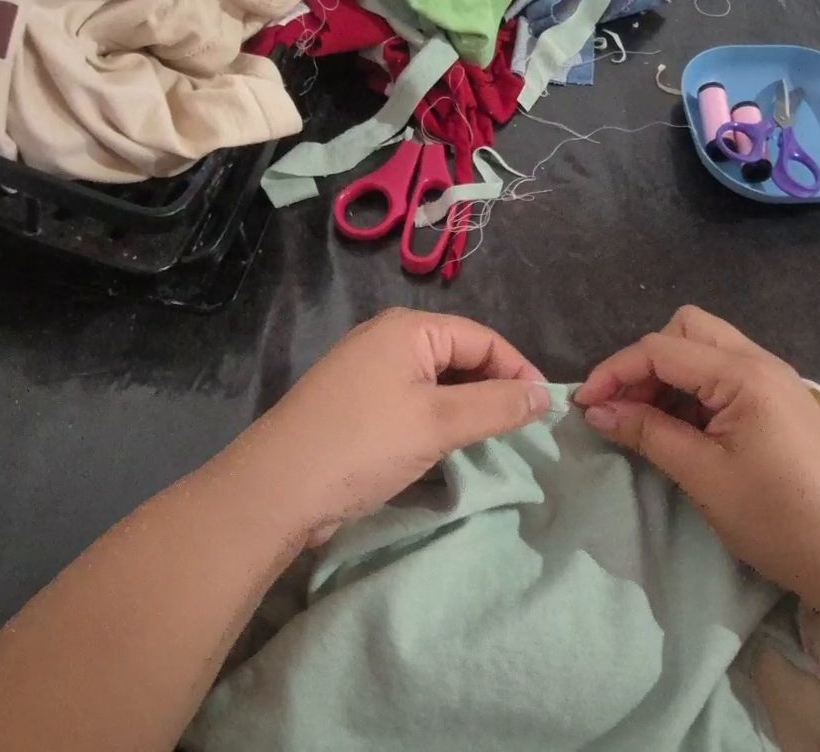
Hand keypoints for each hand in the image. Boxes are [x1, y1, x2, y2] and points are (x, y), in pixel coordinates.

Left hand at [230, 308, 547, 546]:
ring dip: (466, 408)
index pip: (483, 338)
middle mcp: (388, 340)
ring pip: (437, 383)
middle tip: (520, 430)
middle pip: (460, 356)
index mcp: (408, 329)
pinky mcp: (357, 405)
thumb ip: (497, 405)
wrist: (275, 491)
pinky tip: (447, 448)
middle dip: (493, 389)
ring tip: (490, 441)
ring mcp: (368, 373)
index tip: (544, 412)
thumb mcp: (438, 423)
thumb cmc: (362, 445)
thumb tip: (545, 395)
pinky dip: (437, 421)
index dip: (518, 371)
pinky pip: (412, 402)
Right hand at [574, 306, 819, 599]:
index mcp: (744, 374)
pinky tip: (684, 428)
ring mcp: (774, 378)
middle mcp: (760, 361)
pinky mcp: (779, 400)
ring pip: (705, 347)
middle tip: (626, 408)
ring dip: (668, 374)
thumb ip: (648, 433)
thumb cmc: (779, 519)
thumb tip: (598, 411)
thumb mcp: (704, 476)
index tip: (585, 405)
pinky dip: (693, 389)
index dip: (615, 371)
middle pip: (686, 328)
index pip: (661, 348)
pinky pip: (723, 372)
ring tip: (648, 422)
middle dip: (645, 361)